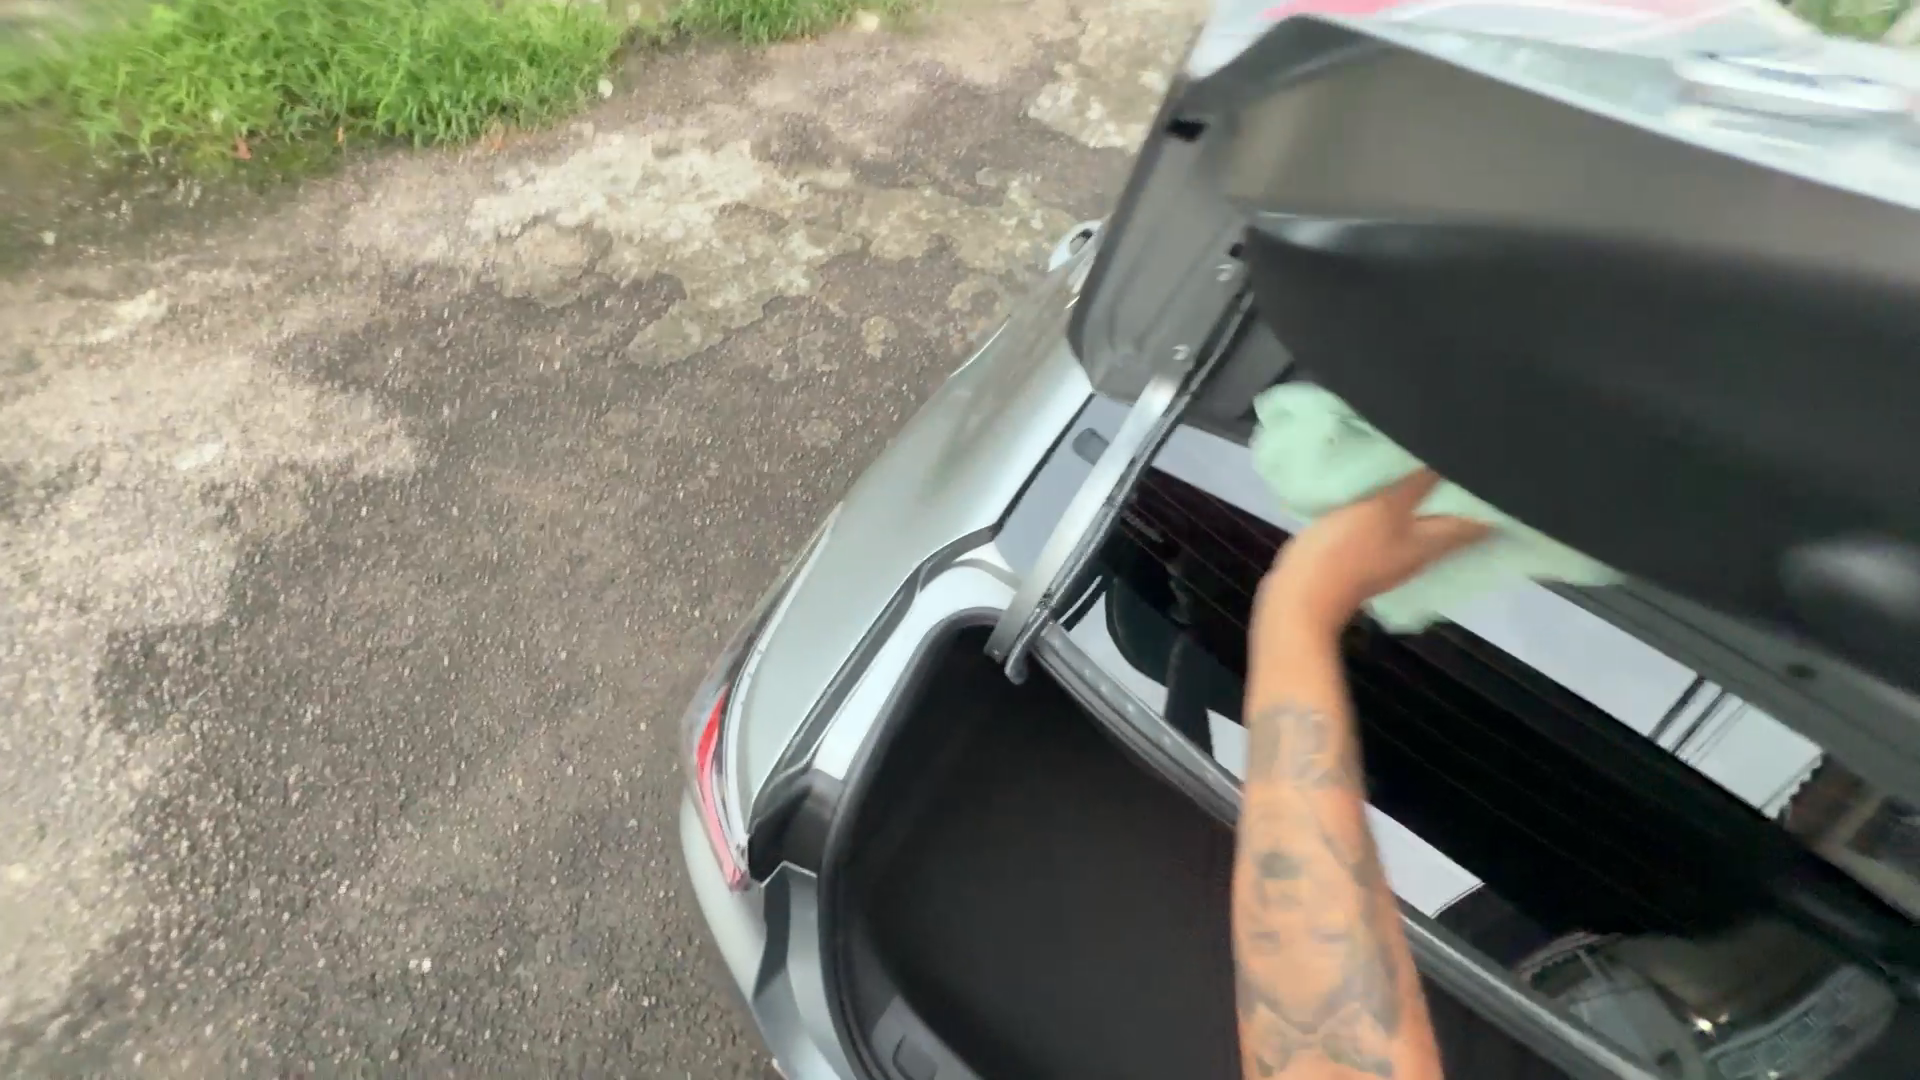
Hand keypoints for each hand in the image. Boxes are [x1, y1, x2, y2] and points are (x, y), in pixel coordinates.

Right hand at [1257, 470, 1490, 636]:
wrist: (1300, 598)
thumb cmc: (1344, 553)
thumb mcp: (1382, 508)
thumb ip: (1417, 483)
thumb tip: (1455, 458)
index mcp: (1435, 541)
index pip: (1482, 521)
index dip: (1497, 497)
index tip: (1501, 470)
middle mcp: (1422, 552)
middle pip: (1453, 522)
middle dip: (1460, 494)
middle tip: (1463, 460)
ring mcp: (1393, 558)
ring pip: (1422, 525)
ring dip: (1427, 501)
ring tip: (1425, 467)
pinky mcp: (1366, 558)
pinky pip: (1393, 529)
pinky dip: (1398, 511)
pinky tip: (1385, 495)